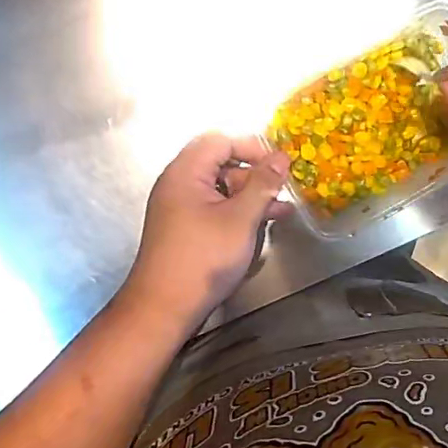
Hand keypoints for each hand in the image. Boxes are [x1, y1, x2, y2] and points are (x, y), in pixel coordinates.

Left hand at [123, 134, 291, 329]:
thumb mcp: (241, 218)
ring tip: (282, 211)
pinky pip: (216, 207)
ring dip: (251, 195)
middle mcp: (178, 184)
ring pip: (221, 187)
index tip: (278, 167)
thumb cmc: (204, 258)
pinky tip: (263, 224)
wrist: (166, 306)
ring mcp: (180, 207)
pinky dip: (239, 211)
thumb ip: (263, 184)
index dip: (251, 148)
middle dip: (254, 174)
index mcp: (185, 173)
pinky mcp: (186, 228)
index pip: (219, 141)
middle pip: (220, 162)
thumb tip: (281, 156)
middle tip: (281, 191)